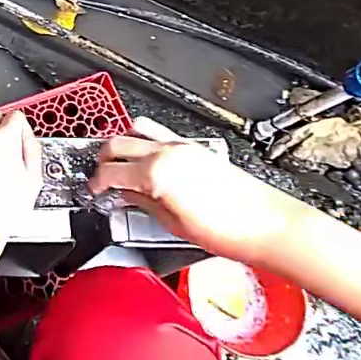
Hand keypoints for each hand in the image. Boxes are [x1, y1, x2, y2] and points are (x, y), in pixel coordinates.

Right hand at [90, 117, 276, 264]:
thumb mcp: (173, 225)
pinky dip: (144, 141)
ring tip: (118, 162)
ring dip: (121, 143)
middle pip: (116, 144)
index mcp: (155, 173)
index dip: (95, 183)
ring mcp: (182, 146)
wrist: (268, 225)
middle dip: (102, 160)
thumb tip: (125, 197)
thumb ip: (142, 204)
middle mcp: (166, 152)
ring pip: (136, 129)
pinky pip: (159, 133)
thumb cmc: (229, 230)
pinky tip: (147, 159)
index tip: (92, 190)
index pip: (110, 171)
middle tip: (100, 176)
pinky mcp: (196, 147)